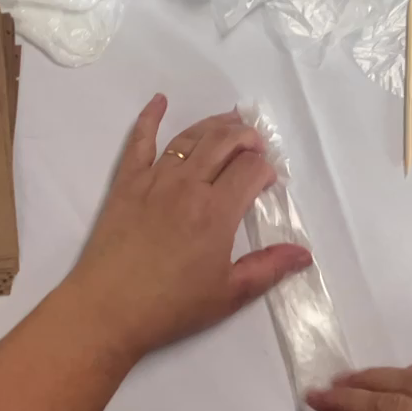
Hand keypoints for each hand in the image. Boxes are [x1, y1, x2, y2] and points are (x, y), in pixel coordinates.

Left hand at [58, 95, 311, 359]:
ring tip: (230, 121)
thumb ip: (268, 268)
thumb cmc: (170, 306)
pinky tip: (159, 102)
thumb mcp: (228, 295)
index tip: (269, 181)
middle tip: (256, 143)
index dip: (266, 169)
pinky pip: (139, 142)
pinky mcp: (127, 182)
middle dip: (246, 137)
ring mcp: (154, 179)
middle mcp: (187, 185)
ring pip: (189, 139)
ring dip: (213, 125)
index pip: (250, 170)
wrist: (108, 308)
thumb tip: (304, 253)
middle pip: (223, 143)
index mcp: (216, 212)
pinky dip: (150, 117)